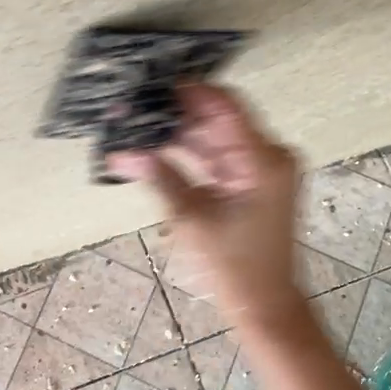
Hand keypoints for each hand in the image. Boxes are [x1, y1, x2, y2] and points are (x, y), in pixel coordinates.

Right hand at [108, 84, 305, 323]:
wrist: (265, 305)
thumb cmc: (234, 266)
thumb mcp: (192, 219)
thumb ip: (159, 176)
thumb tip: (122, 151)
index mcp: (263, 160)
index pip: (226, 106)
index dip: (190, 92)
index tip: (154, 85)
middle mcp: (268, 156)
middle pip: (218, 120)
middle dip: (176, 114)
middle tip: (135, 109)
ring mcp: (261, 170)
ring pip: (214, 138)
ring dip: (179, 134)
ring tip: (137, 127)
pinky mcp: (251, 183)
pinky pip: (218, 157)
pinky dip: (190, 154)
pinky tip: (155, 149)